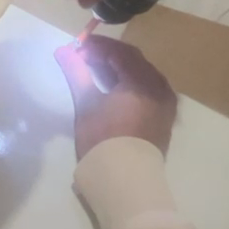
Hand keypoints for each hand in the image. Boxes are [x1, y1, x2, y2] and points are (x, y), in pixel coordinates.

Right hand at [55, 35, 176, 159]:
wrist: (126, 182)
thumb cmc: (104, 139)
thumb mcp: (86, 103)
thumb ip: (76, 72)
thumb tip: (62, 50)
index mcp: (143, 81)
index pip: (119, 52)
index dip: (96, 46)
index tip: (76, 49)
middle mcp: (160, 88)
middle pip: (133, 60)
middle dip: (108, 55)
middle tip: (84, 57)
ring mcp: (165, 104)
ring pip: (142, 74)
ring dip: (119, 68)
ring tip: (96, 71)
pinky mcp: (164, 118)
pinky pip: (148, 89)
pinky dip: (131, 83)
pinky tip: (114, 88)